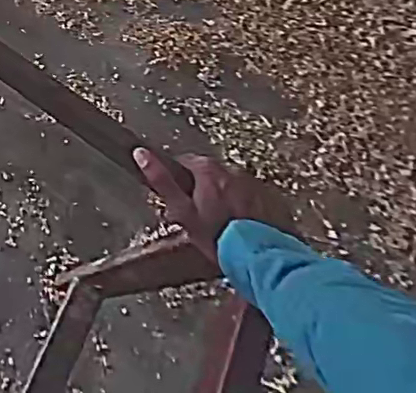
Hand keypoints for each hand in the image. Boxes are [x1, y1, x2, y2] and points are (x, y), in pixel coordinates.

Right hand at [134, 149, 283, 268]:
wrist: (265, 263)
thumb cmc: (219, 238)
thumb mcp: (183, 211)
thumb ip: (161, 180)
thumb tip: (140, 153)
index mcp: (207, 170)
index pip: (185, 163)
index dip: (181, 183)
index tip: (184, 202)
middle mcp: (232, 171)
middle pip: (211, 175)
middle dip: (206, 191)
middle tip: (205, 219)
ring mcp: (256, 185)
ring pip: (233, 187)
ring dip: (228, 200)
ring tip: (227, 228)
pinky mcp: (275, 201)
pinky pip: (255, 199)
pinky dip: (250, 210)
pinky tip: (247, 230)